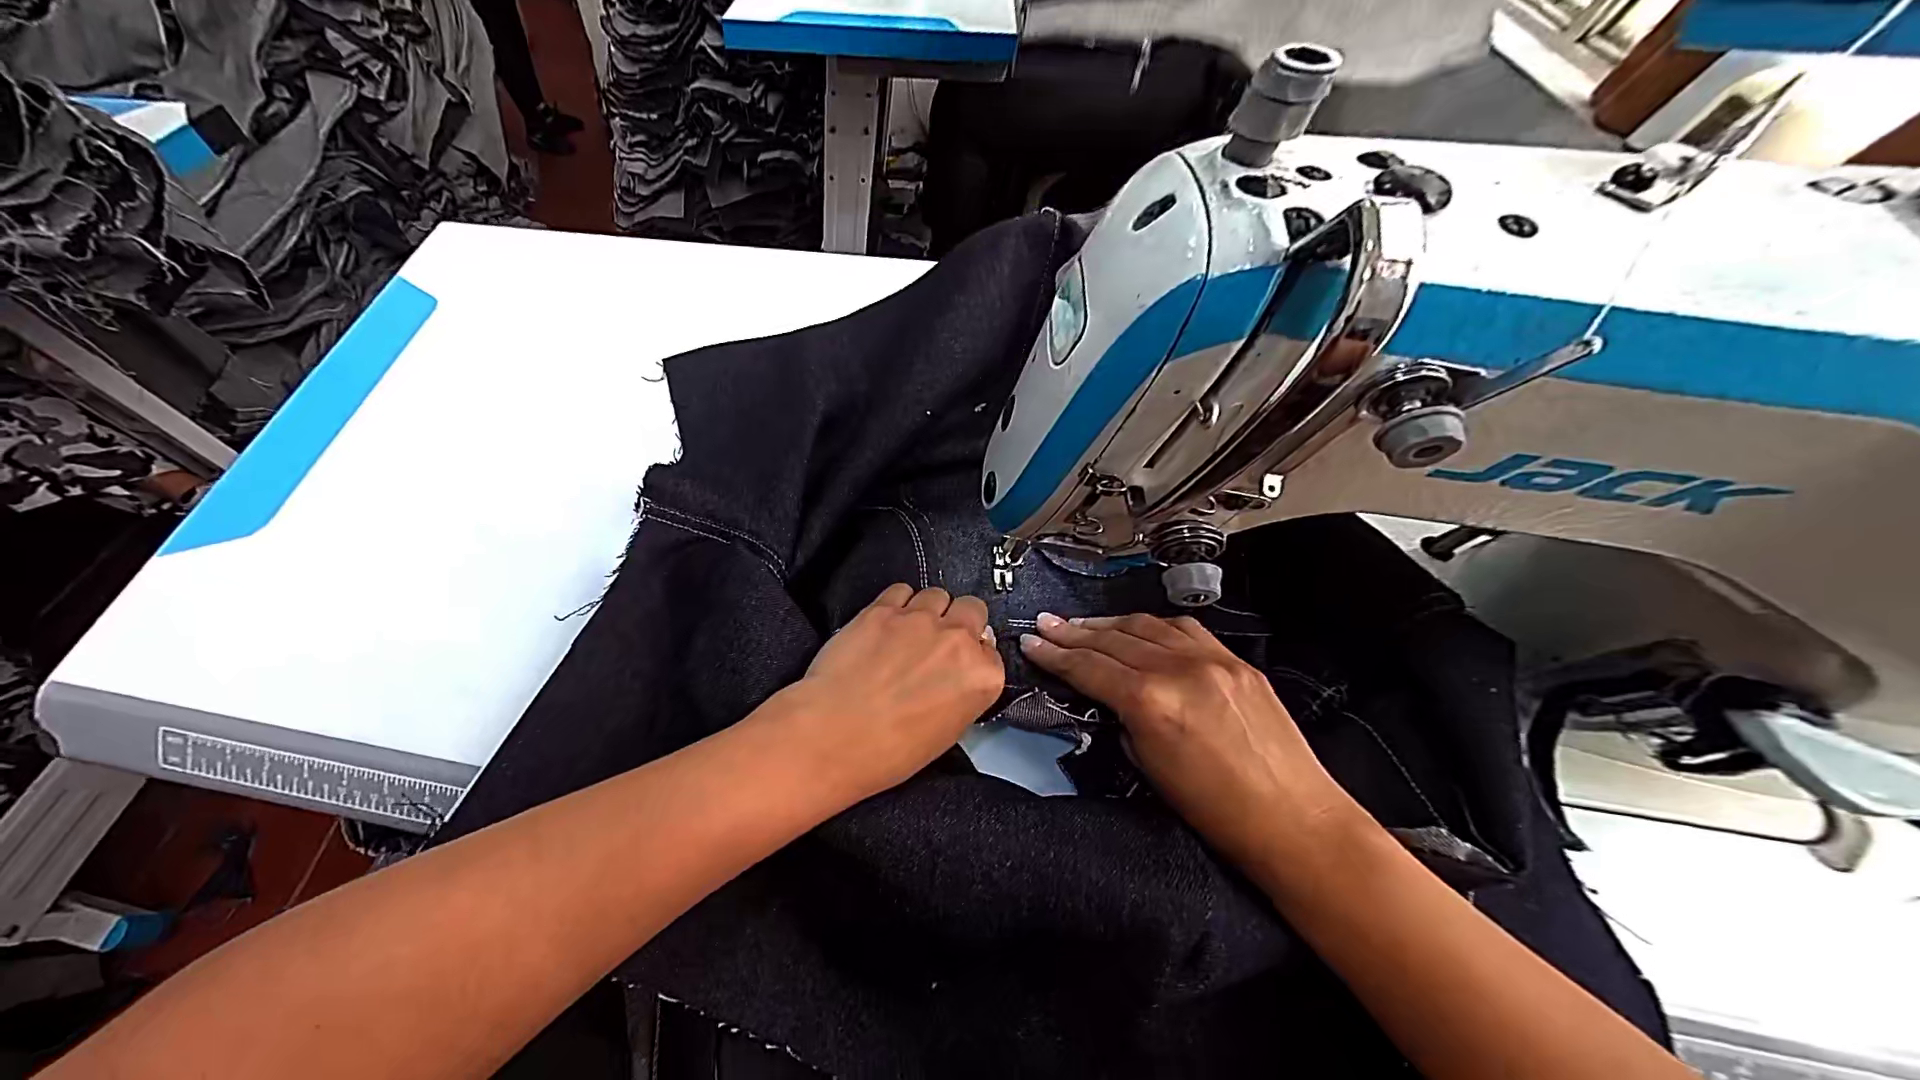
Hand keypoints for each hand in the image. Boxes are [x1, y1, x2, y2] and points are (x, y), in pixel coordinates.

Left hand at [782, 584, 1004, 795]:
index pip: (991, 651)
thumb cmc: (885, 750)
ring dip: (928, 610)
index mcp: (982, 678)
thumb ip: (962, 694)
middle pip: (972, 609)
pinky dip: (897, 603)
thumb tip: (954, 678)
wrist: (833, 737)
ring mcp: (920, 620)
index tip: (958, 661)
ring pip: (938, 595)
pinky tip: (887, 623)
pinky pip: (901, 591)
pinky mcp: (884, 609)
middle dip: (959, 622)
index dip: (972, 655)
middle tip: (939, 641)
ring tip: (909, 633)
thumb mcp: (947, 733)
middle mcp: (957, 641)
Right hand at [1019, 612, 1355, 870]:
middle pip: (1113, 640)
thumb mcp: (1149, 769)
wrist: (1294, 821)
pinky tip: (1137, 628)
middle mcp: (1180, 669)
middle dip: (1072, 632)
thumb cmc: (1219, 812)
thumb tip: (1109, 698)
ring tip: (1080, 623)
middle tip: (1045, 625)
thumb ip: (1123, 721)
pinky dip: (1152, 626)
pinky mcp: (1236, 661)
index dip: (1055, 656)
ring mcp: (1213, 660)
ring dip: (1108, 623)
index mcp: (1152, 701)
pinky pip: (1184, 630)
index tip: (1032, 645)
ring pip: (1146, 626)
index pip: (1090, 667)